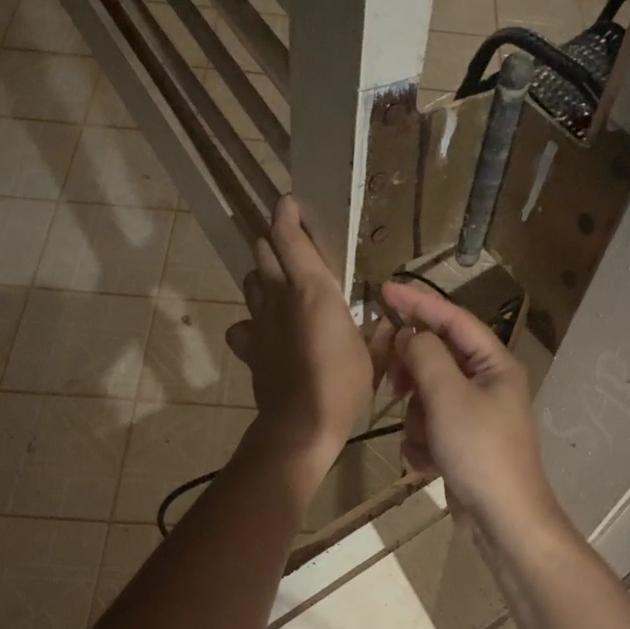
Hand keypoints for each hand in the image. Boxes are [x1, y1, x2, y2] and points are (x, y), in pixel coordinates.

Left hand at [227, 197, 373, 463]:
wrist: (301, 424)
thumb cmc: (342, 386)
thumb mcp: (373, 358)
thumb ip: (377, 335)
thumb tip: (387, 325)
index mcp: (313, 290)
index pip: (288, 237)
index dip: (286, 215)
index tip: (289, 204)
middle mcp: (280, 297)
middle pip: (262, 252)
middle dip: (273, 243)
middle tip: (290, 248)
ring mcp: (259, 322)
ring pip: (250, 283)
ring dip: (262, 277)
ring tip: (280, 287)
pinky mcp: (249, 348)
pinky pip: (242, 325)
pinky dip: (251, 323)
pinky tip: (265, 333)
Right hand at [383, 280, 561, 536]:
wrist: (502, 518)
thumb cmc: (480, 451)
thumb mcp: (448, 396)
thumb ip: (424, 356)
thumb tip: (408, 335)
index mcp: (495, 365)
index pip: (453, 320)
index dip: (419, 303)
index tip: (385, 290)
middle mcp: (488, 385)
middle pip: (437, 361)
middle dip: (413, 378)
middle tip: (394, 389)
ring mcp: (476, 418)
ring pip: (427, 399)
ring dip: (418, 421)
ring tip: (427, 443)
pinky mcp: (463, 447)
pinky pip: (430, 430)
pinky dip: (423, 445)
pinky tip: (429, 465)